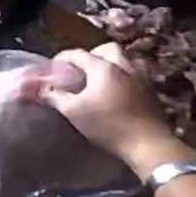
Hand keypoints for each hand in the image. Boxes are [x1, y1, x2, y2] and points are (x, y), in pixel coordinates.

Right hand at [39, 44, 195, 179]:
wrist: (150, 146)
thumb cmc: (108, 125)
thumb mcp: (73, 111)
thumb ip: (54, 96)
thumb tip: (43, 90)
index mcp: (103, 68)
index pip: (78, 54)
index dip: (63, 58)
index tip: (53, 68)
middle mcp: (124, 67)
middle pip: (108, 49)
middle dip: (93, 54)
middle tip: (82, 69)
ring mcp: (142, 80)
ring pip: (126, 61)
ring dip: (112, 65)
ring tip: (100, 80)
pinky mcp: (153, 94)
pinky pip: (135, 76)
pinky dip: (123, 78)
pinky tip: (115, 93)